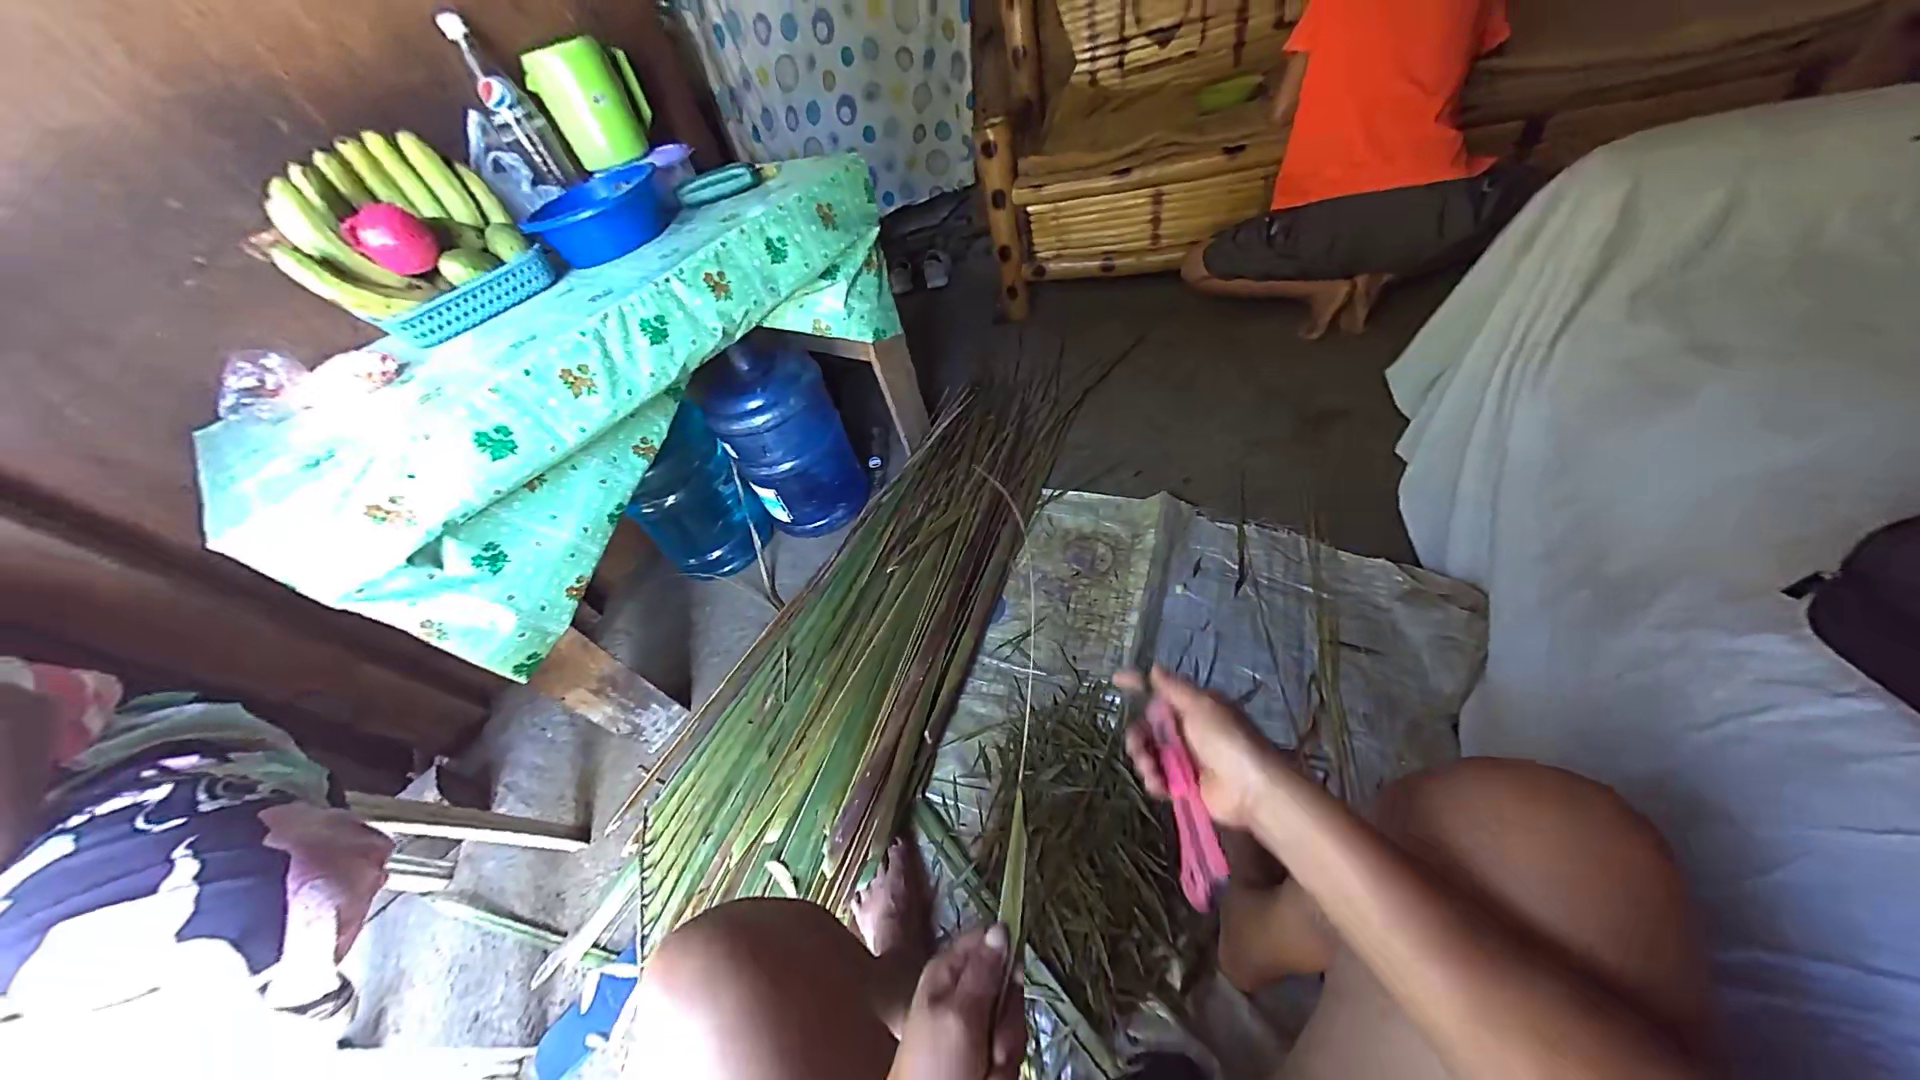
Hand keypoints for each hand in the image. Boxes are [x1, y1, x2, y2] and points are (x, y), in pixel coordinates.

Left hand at [889, 923, 1025, 1079]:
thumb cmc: (937, 1069)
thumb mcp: (960, 1015)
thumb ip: (984, 971)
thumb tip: (1002, 926)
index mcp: (948, 972)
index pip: (987, 940)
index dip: (1004, 958)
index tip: (1011, 978)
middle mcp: (964, 993)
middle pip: (1007, 983)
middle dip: (1007, 1016)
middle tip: (991, 1042)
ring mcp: (977, 1026)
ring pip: (1014, 1019)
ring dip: (1007, 1047)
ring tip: (985, 1069)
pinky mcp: (987, 1056)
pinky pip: (1013, 1049)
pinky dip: (1004, 1069)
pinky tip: (989, 1079)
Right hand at [1119, 666, 1286, 829]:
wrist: (1252, 789)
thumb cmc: (1228, 740)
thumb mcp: (1201, 705)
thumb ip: (1174, 688)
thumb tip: (1153, 667)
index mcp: (1192, 707)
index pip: (1159, 691)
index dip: (1138, 684)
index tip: (1116, 680)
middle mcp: (1186, 730)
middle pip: (1147, 727)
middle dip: (1138, 737)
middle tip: (1139, 746)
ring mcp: (1185, 758)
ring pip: (1149, 753)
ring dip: (1144, 760)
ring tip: (1153, 771)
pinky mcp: (1184, 784)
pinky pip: (1158, 778)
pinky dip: (1155, 780)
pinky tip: (1160, 785)